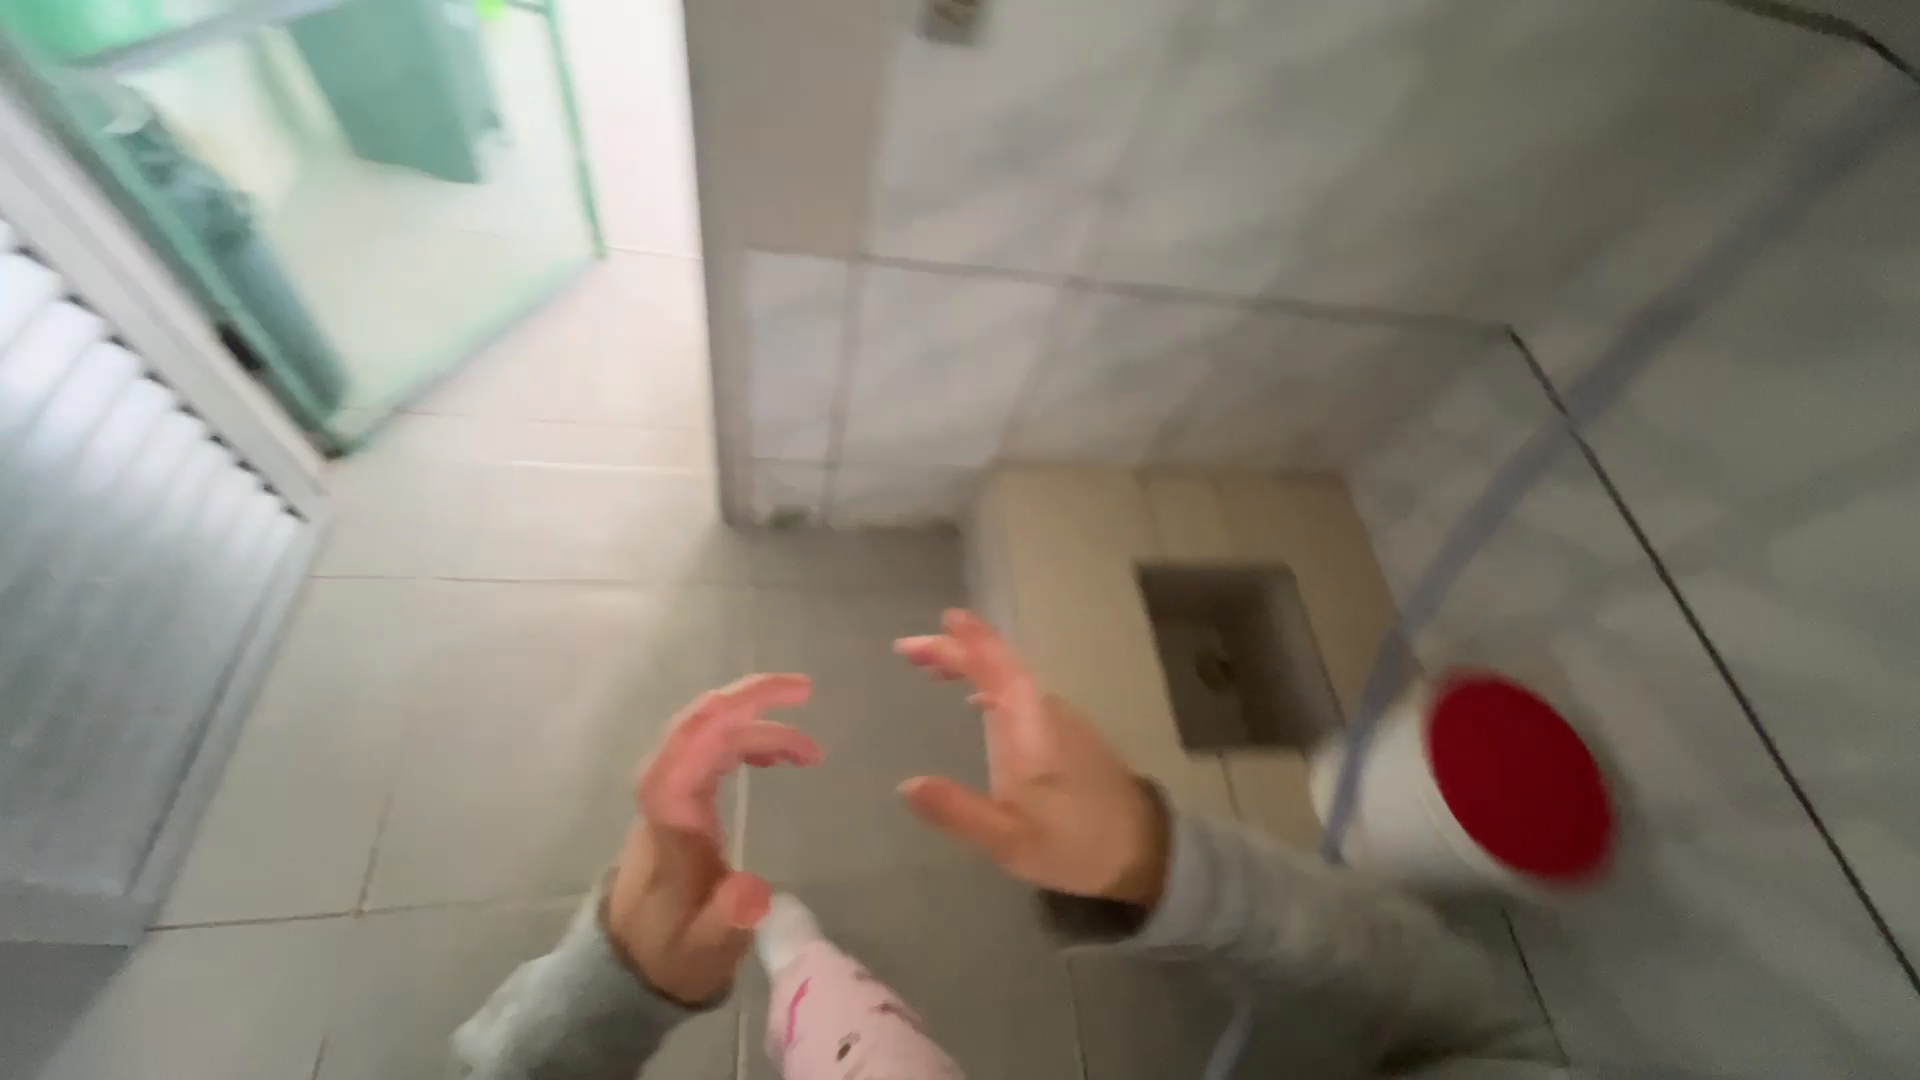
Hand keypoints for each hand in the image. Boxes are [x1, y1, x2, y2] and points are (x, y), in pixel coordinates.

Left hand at [603, 674, 822, 1002]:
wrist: (630, 968)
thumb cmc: (671, 953)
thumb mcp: (704, 949)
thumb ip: (728, 919)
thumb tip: (755, 891)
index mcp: (671, 816)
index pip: (694, 740)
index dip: (740, 706)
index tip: (794, 695)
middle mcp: (666, 791)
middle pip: (701, 721)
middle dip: (752, 696)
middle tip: (806, 689)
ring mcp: (671, 791)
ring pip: (710, 733)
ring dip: (760, 727)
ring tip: (812, 752)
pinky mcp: (680, 797)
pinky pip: (711, 750)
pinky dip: (747, 742)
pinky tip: (775, 758)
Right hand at [893, 611, 1168, 905]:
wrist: (1144, 852)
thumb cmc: (1074, 845)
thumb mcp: (1009, 841)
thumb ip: (958, 812)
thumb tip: (907, 785)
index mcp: (1031, 728)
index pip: (999, 667)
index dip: (972, 640)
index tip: (943, 620)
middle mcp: (1046, 711)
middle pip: (1000, 664)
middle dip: (956, 650)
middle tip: (908, 650)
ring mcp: (1060, 720)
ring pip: (1011, 676)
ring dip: (971, 664)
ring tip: (931, 668)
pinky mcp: (1067, 733)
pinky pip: (1021, 692)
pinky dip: (990, 684)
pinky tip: (976, 701)